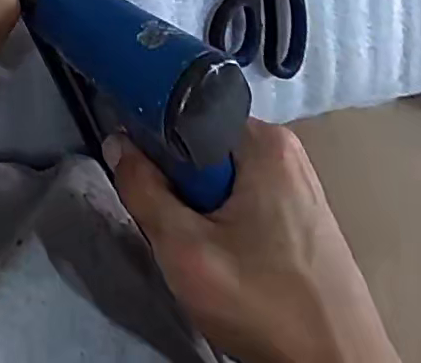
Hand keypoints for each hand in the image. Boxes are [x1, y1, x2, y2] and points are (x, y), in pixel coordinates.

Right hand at [107, 121, 400, 362]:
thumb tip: (116, 144)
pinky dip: (228, 221)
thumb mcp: (186, 251)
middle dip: (182, 185)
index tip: (144, 178)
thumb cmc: (264, 302)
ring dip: (203, 207)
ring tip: (205, 248)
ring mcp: (298, 180)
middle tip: (178, 228)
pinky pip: (247, 197)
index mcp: (264, 139)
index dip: (157, 145)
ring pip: (224, 177)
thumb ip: (144, 193)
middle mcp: (284, 148)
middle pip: (205, 149)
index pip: (189, 118)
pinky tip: (231, 258)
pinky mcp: (304, 211)